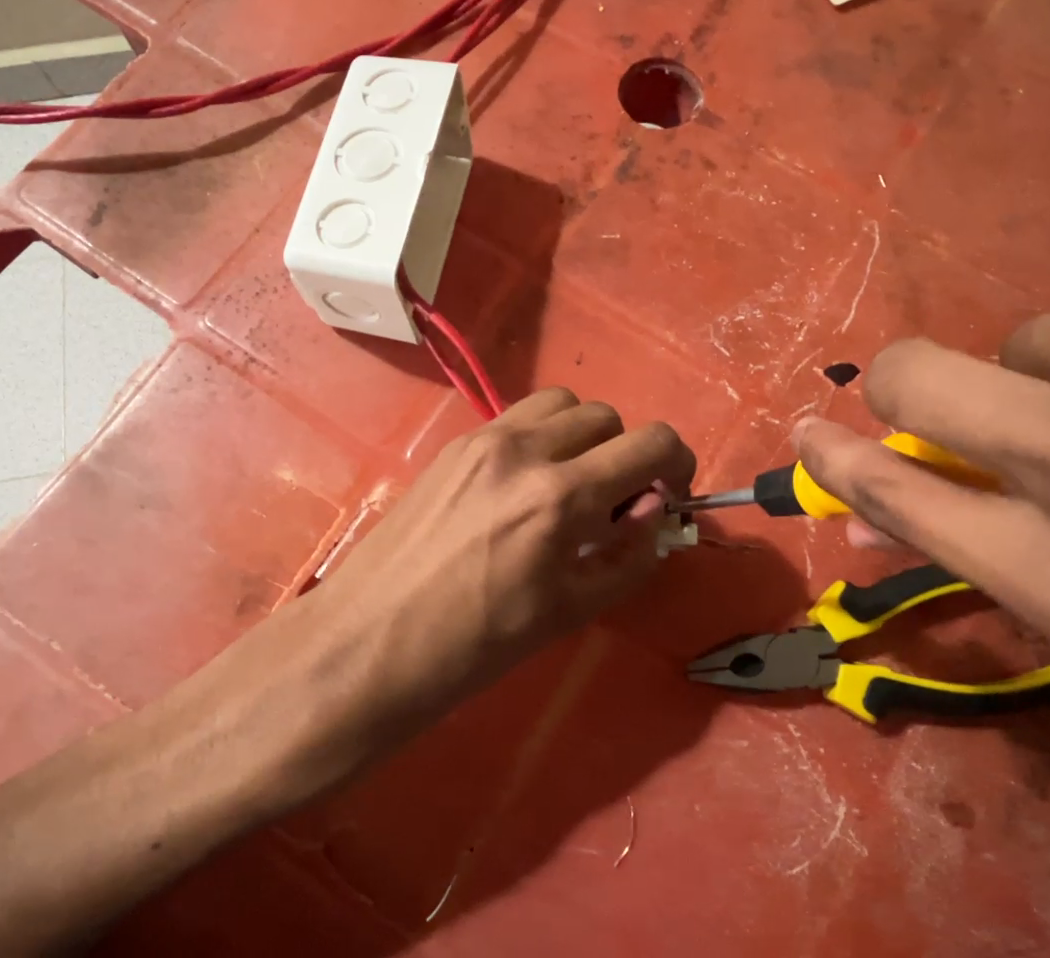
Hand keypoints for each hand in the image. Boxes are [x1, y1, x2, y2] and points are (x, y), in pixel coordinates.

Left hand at [316, 387, 696, 702]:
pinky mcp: (452, 447)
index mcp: (559, 496)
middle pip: (605, 416)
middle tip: (617, 502)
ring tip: (571, 486)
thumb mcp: (569, 610)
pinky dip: (541, 438)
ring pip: (560, 404)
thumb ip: (629, 555)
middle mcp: (523, 451)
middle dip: (626, 453)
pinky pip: (516, 419)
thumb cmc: (475, 644)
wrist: (372, 639)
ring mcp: (481, 441)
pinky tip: (525, 487)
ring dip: (583, 436)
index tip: (672, 492)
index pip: (650, 442)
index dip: (677, 462)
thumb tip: (656, 514)